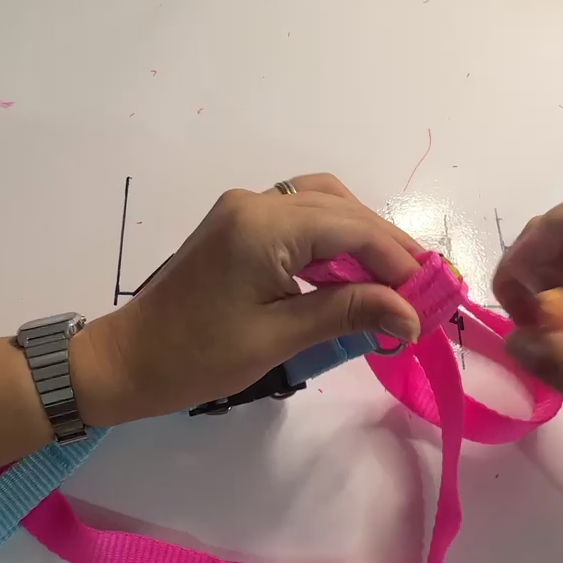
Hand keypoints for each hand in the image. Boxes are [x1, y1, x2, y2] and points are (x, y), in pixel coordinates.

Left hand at [73, 174, 422, 425]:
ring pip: (323, 205)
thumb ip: (346, 313)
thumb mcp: (277, 338)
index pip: (351, 229)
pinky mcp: (238, 225)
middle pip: (341, 209)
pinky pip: (300, 218)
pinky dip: (333, 242)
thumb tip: (411, 314)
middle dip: (386, 247)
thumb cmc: (196, 357)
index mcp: (263, 226)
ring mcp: (244, 209)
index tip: (433, 295)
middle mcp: (255, 202)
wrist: (129, 360)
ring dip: (362, 239)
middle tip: (424, 287)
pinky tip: (352, 274)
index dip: (398, 260)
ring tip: (394, 280)